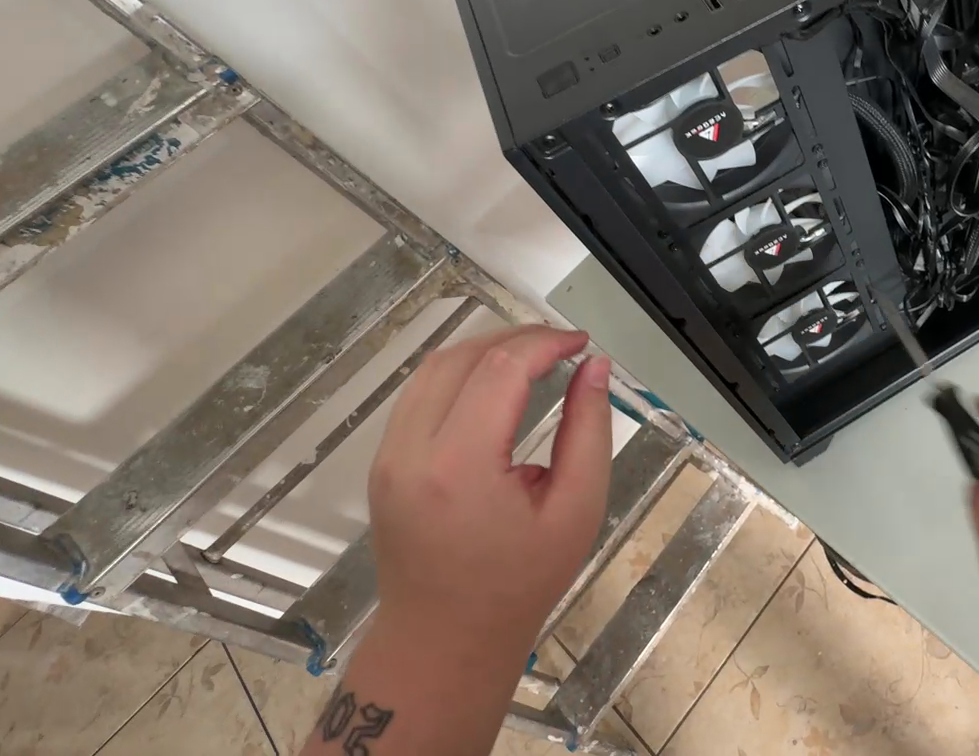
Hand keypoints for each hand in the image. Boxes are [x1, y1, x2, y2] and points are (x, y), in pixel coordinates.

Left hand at [366, 325, 611, 662]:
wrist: (444, 640)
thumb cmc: (521, 581)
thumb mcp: (577, 508)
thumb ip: (589, 430)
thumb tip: (594, 367)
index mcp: (460, 466)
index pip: (500, 370)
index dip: (545, 343)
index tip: (582, 343)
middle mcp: (411, 452)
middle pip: (462, 358)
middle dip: (518, 338)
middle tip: (564, 345)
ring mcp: (387, 456)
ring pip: (433, 367)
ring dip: (487, 348)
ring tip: (535, 354)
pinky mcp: (384, 461)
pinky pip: (420, 392)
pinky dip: (462, 371)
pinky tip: (498, 380)